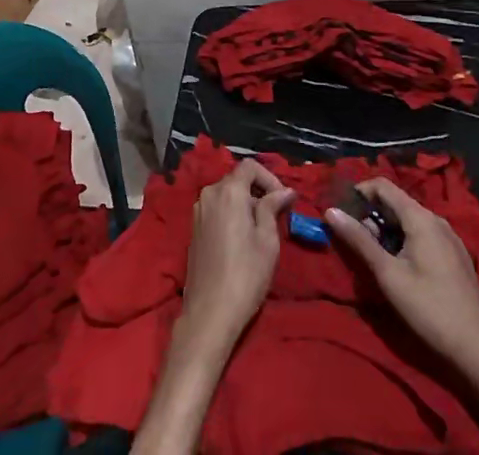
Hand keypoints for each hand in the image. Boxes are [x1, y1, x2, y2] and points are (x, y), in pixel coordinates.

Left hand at [181, 160, 295, 341]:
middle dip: (259, 191)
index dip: (270, 178)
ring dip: (246, 204)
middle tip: (277, 215)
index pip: (250, 166)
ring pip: (227, 195)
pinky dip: (233, 214)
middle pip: (237, 179)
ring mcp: (198, 213)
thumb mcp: (267, 239)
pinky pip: (217, 210)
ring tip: (263, 229)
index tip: (284, 200)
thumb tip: (284, 191)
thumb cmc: (246, 274)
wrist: (209, 313)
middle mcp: (208, 195)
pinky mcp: (194, 230)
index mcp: (227, 192)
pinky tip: (243, 239)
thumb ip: (272, 208)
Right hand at [325, 179, 478, 367]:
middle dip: (371, 215)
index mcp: (420, 218)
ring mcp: (448, 237)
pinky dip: (402, 240)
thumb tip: (331, 211)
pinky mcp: (453, 254)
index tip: (341, 213)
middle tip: (354, 242)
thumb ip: (359, 240)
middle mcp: (436, 219)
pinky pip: (421, 234)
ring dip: (386, 230)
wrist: (478, 347)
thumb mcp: (388, 274)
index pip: (383, 186)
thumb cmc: (429, 308)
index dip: (359, 192)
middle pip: (396, 203)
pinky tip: (397, 266)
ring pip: (408, 220)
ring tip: (373, 257)